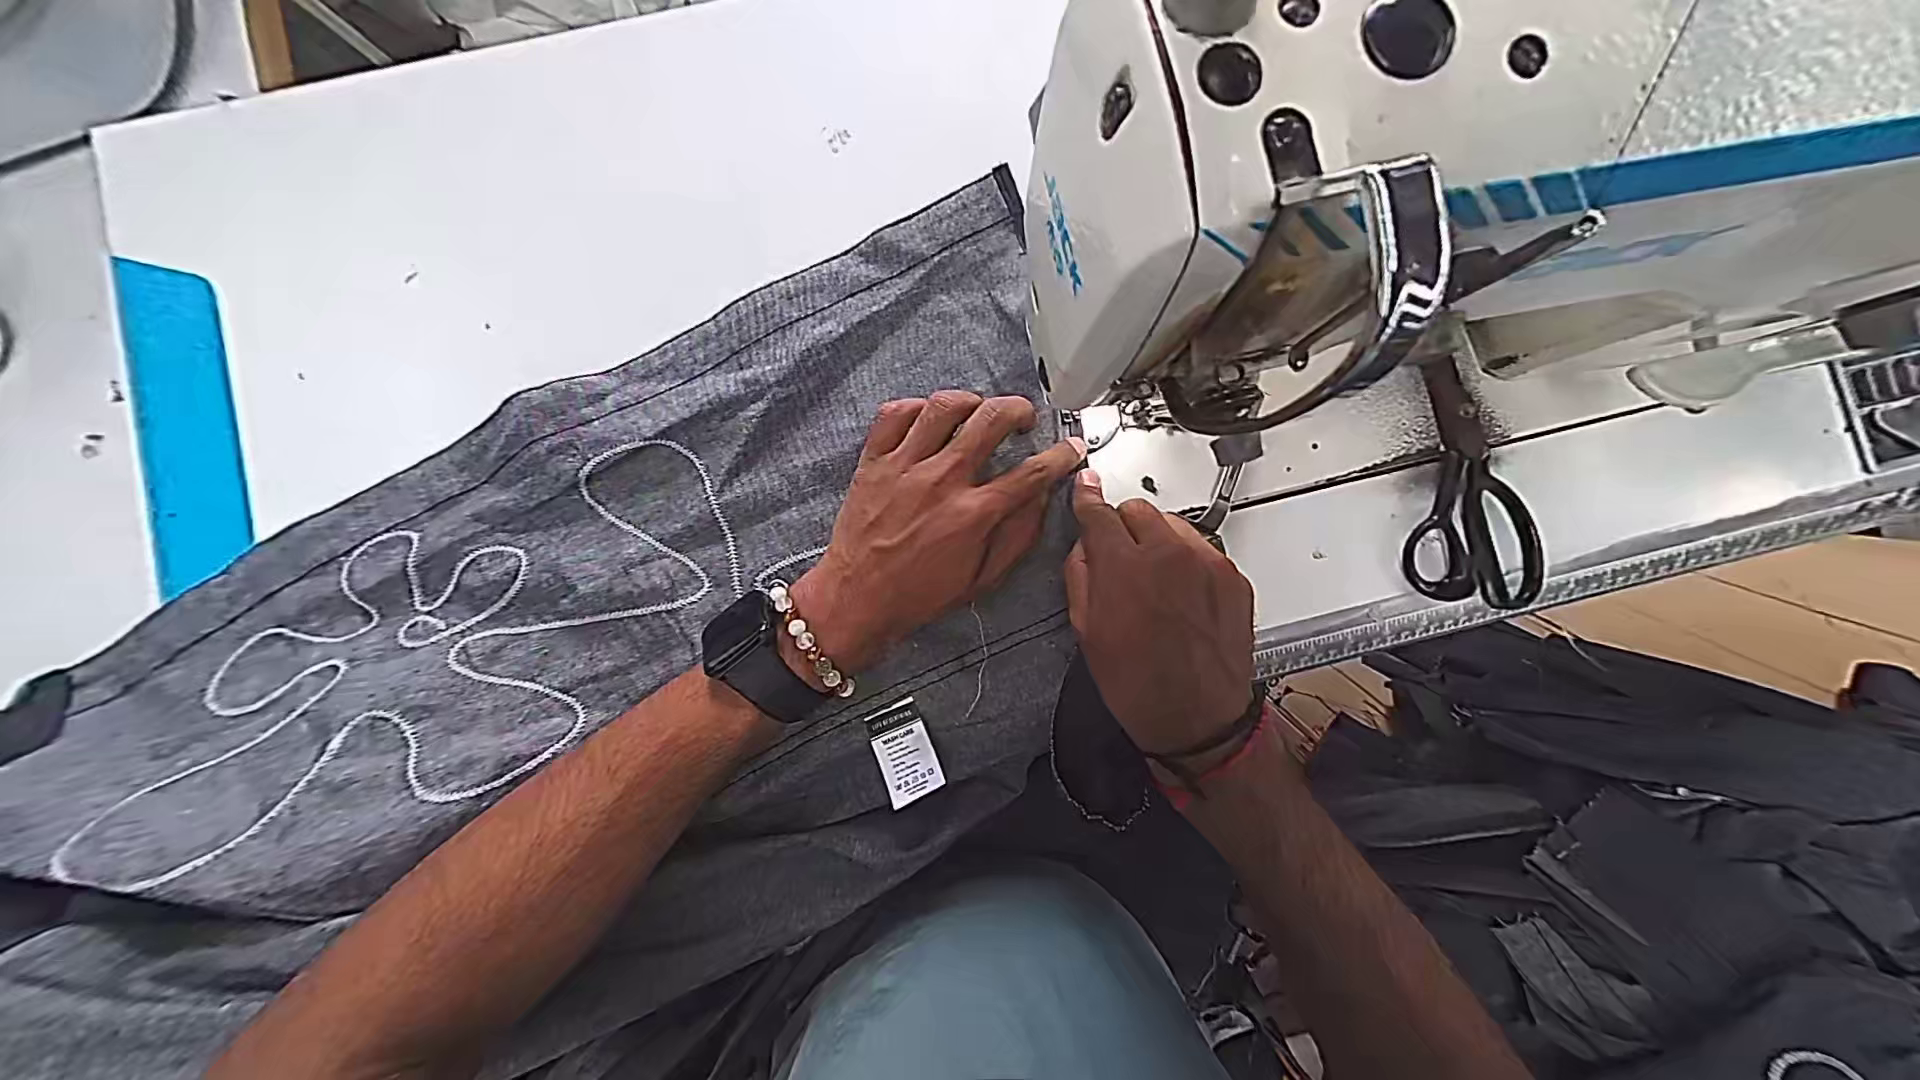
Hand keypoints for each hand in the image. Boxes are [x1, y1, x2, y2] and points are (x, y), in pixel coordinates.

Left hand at [785, 391, 1084, 678]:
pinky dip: (916, 407)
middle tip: (1022, 418)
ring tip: (977, 411)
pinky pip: (895, 414)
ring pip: (945, 405)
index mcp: (973, 514)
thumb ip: (1018, 536)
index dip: (1060, 455)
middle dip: (1020, 409)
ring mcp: (905, 467)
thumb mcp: (982, 578)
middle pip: (992, 419)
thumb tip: (1041, 500)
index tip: (1066, 449)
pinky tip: (928, 419)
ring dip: (971, 401)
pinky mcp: (874, 462)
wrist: (858, 599)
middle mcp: (941, 481)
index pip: (1032, 471)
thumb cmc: (916, 594)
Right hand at [1063, 469, 1254, 755]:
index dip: (1087, 498)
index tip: (1085, 488)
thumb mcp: (1087, 631)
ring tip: (1152, 580)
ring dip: (1156, 540)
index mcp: (1125, 567)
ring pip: (1172, 523)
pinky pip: (1201, 547)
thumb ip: (1080, 575)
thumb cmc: (1142, 686)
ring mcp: (1207, 563)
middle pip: (1138, 508)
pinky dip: (1185, 558)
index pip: (1100, 511)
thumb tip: (1083, 547)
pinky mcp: (1233, 576)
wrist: (1198, 720)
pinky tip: (1178, 591)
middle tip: (1119, 557)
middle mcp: (1170, 555)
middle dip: (1122, 526)